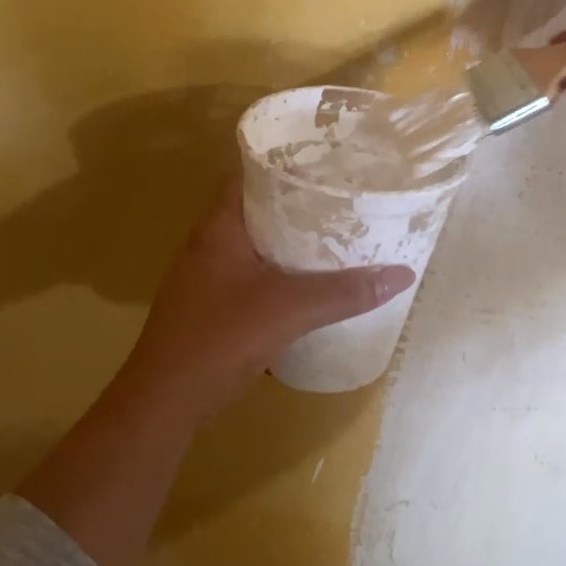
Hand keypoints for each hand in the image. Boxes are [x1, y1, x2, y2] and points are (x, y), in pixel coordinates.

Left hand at [116, 180, 415, 421]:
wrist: (163, 402)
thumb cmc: (219, 340)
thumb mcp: (288, 311)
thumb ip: (343, 293)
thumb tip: (402, 273)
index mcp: (219, 227)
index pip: (251, 174)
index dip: (286, 164)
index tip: (327, 163)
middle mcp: (208, 243)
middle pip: (257, 209)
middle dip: (298, 205)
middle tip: (344, 201)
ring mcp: (205, 276)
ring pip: (255, 245)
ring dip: (289, 243)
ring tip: (335, 239)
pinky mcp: (209, 307)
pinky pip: (250, 275)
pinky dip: (278, 274)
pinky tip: (306, 288)